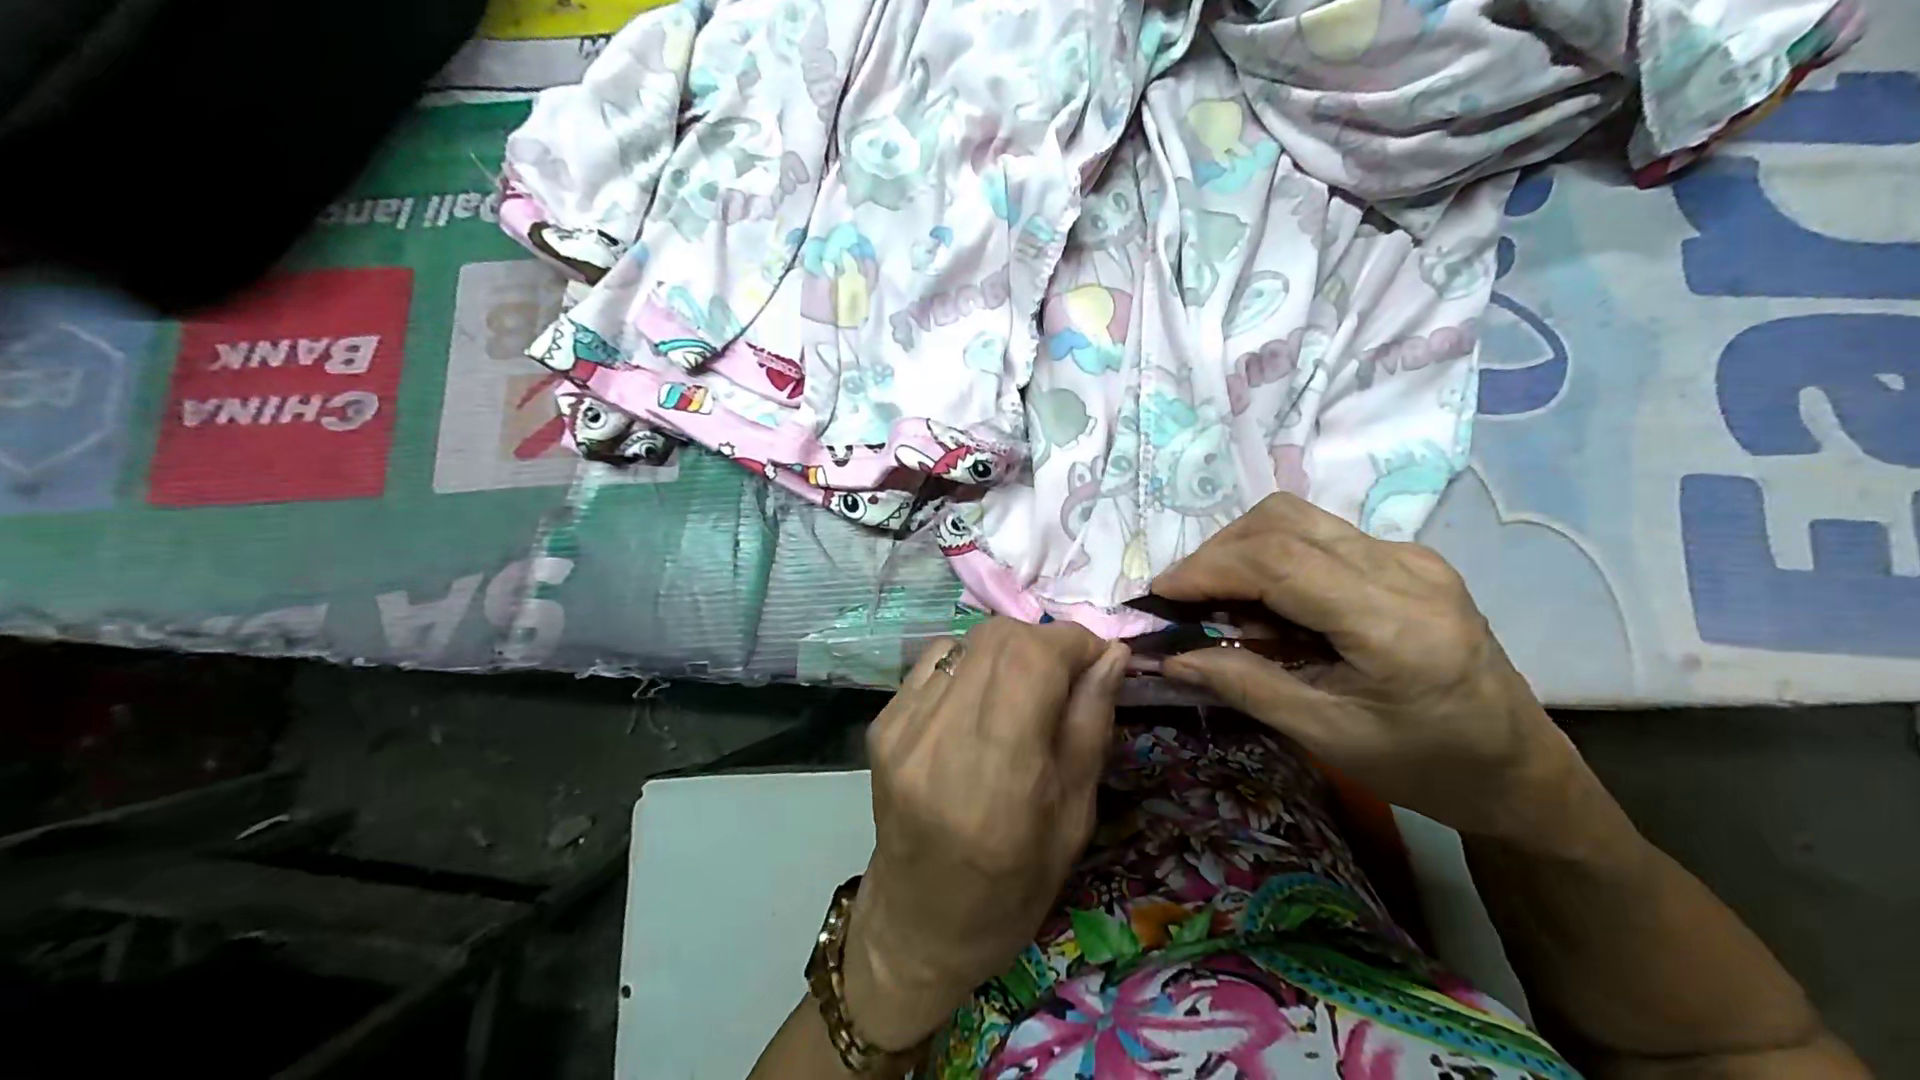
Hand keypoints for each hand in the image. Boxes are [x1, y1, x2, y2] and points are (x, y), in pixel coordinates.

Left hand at [843, 618, 1128, 1050]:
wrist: (918, 924)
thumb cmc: (1011, 889)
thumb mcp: (1073, 819)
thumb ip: (1090, 726)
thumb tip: (1111, 655)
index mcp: (998, 772)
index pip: (1034, 657)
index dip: (1075, 642)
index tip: (1099, 660)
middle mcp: (941, 737)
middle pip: (999, 637)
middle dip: (1045, 642)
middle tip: (1067, 677)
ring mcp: (903, 726)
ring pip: (967, 641)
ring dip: (1009, 651)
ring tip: (1024, 692)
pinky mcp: (882, 724)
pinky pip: (936, 662)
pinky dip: (971, 666)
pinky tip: (981, 704)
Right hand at [1153, 493, 1577, 843]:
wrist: (1516, 767)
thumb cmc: (1424, 765)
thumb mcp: (1326, 736)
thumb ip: (1245, 685)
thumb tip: (1172, 656)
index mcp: (1394, 624)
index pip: (1279, 561)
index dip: (1208, 568)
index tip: (1160, 594)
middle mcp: (1406, 571)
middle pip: (1283, 521)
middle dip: (1217, 552)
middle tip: (1183, 598)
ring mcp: (1411, 557)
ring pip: (1298, 518)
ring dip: (1241, 548)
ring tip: (1217, 598)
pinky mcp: (1408, 558)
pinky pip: (1319, 535)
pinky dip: (1272, 556)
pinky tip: (1264, 600)